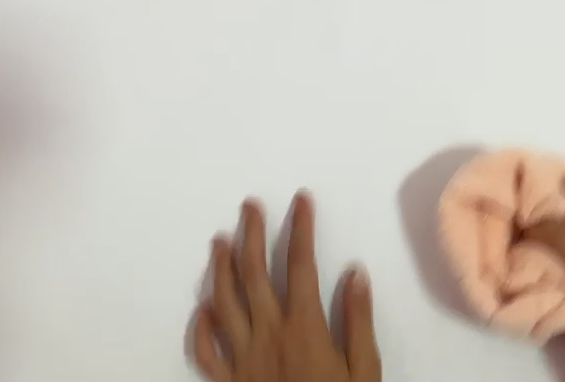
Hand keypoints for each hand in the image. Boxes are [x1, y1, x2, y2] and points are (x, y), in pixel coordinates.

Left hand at [192, 192, 380, 381]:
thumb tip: (355, 272)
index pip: (300, 264)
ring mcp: (242, 360)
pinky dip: (199, 327)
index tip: (301, 199)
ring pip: (224, 302)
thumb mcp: (364, 374)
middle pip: (254, 273)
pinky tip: (201, 306)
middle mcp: (268, 335)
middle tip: (249, 205)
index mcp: (305, 328)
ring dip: (220, 268)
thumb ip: (358, 322)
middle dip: (251, 233)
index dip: (300, 227)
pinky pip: (204, 353)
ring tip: (220, 240)